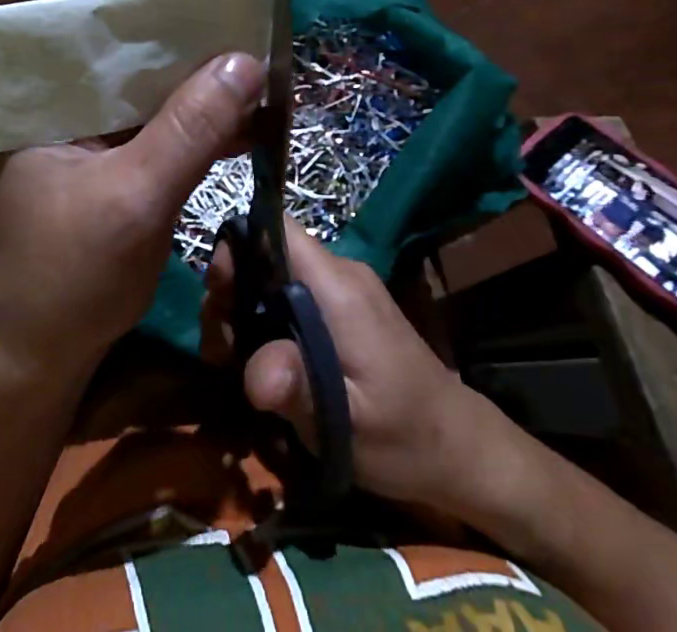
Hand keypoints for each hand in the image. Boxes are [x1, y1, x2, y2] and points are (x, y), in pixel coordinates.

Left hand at [0, 0, 263, 386]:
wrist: (51, 352)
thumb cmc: (72, 277)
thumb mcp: (133, 198)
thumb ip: (187, 130)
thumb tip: (246, 62)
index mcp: (41, 98)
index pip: (79, 12)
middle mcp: (65, 104)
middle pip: (126, 44)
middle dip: (187, 32)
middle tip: (245, 23)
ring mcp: (95, 134)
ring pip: (153, 84)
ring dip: (204, 77)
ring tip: (260, 64)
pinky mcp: (121, 163)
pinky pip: (168, 124)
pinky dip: (208, 119)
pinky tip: (252, 118)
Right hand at [202, 223, 525, 511]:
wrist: (460, 447)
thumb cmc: (404, 435)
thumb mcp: (346, 422)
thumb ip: (300, 389)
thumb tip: (254, 374)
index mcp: (337, 288)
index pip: (276, 229)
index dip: (237, 247)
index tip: (217, 294)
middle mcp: (339, 276)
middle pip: (266, 255)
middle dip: (232, 291)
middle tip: (221, 348)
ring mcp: (343, 292)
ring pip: (274, 278)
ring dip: (245, 311)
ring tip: (235, 362)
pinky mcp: (344, 311)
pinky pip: (291, 297)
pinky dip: (266, 321)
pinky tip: (263, 362)